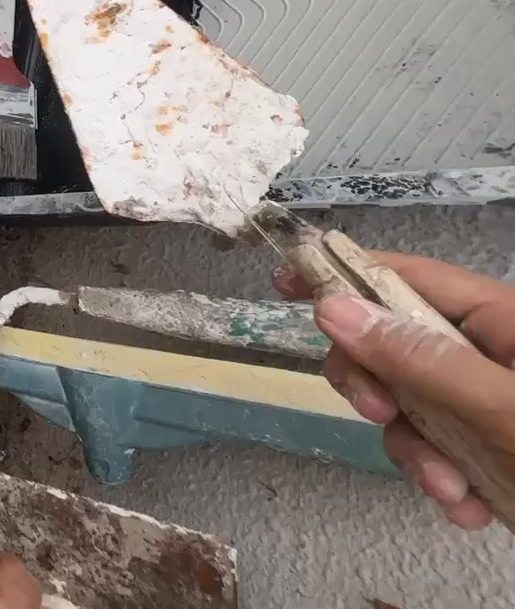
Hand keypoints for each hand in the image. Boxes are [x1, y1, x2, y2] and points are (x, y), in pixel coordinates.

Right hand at [274, 252, 514, 529]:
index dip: (342, 271)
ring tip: (443, 486)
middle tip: (374, 411)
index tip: (284, 280)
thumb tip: (329, 305)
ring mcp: (497, 403)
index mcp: (512, 328)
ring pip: (409, 400)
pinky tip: (463, 504)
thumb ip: (425, 359)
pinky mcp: (500, 445)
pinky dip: (439, 474)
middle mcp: (498, 356)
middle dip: (373, 382)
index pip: (409, 277)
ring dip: (411, 445)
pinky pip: (440, 443)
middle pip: (392, 341)